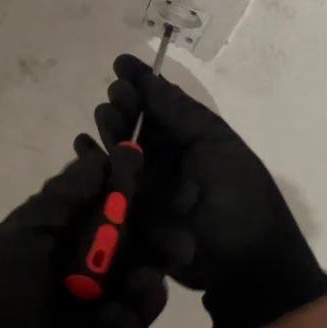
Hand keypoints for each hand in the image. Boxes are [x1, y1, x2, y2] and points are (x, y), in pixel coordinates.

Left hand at [0, 141, 168, 327]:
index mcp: (70, 239)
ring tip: (134, 287)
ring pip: (146, 296)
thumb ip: (65, 195)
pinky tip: (104, 326)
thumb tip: (99, 155)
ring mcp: (99, 316)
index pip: (118, 212)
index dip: (142, 199)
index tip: (162, 187)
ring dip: (147, 288)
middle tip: (173, 244)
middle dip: (164, 245)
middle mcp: (90, 273)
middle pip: (145, 253)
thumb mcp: (24, 232)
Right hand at [98, 54, 326, 327]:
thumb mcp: (216, 144)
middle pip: (139, 124)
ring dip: (111, 128)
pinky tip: (84, 147)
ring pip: (122, 149)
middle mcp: (171, 158)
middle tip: (115, 93)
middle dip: (125, 104)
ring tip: (105, 116)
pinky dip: (94, 163)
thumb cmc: (238, 197)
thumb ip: (181, 113)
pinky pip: (109, 183)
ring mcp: (151, 186)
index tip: (120, 63)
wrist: (243, 264)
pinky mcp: (132, 213)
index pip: (163, 103)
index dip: (142, 82)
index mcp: (195, 138)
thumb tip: (153, 79)